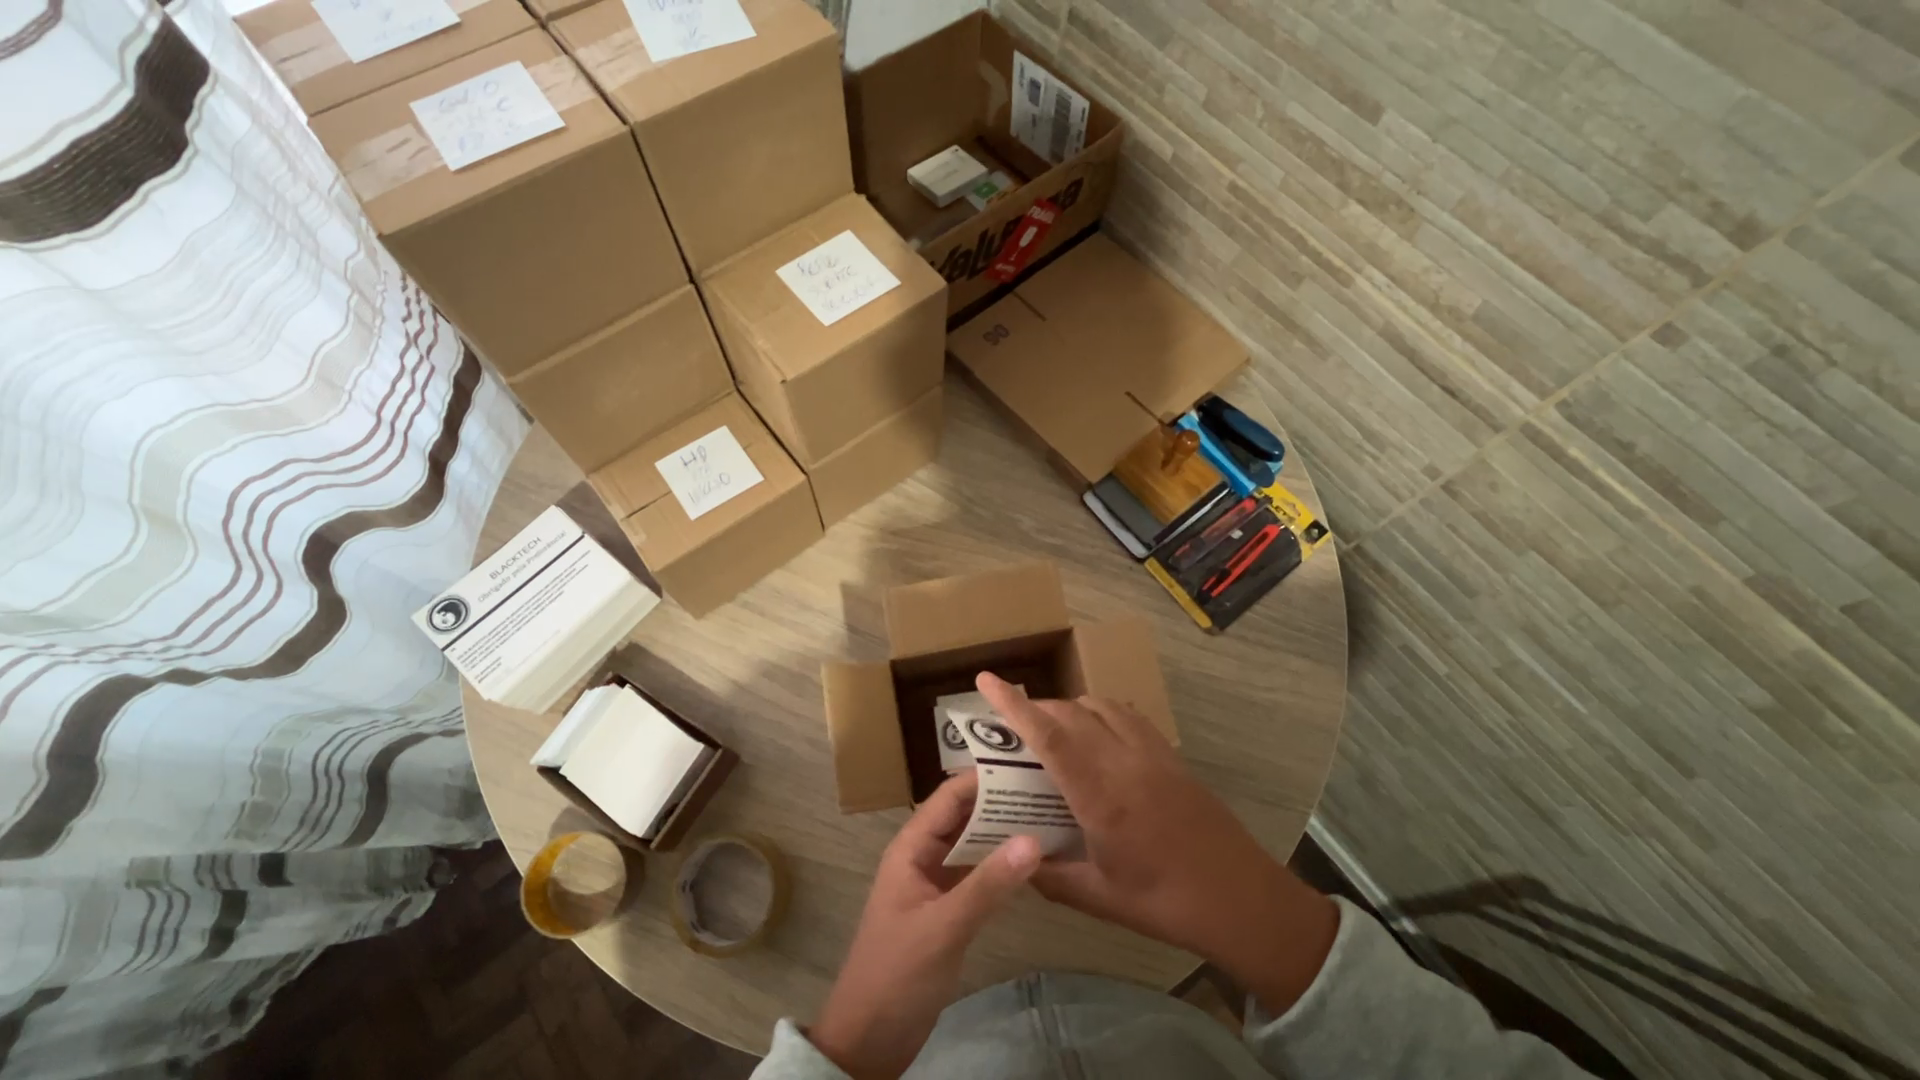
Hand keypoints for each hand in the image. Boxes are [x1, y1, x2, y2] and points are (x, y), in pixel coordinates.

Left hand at [810, 770, 1040, 1077]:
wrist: (870, 1036)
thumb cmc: (897, 973)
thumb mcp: (944, 926)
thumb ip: (988, 884)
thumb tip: (1034, 837)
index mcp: (910, 848)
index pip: (949, 796)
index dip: (984, 776)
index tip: (1029, 762)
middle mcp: (923, 857)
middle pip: (964, 815)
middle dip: (1002, 800)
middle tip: (1052, 786)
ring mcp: (936, 884)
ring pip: (973, 844)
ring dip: (1005, 831)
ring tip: (1052, 813)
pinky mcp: (948, 910)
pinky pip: (977, 874)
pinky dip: (1002, 865)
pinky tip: (1036, 861)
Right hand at [975, 672, 1337, 1013]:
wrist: (1241, 898)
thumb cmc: (1164, 903)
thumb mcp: (1097, 897)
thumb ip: (1048, 874)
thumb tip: (1013, 854)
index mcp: (1100, 797)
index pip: (1048, 736)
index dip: (1013, 705)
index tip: (986, 679)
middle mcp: (1124, 762)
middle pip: (1070, 713)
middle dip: (1034, 708)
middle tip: (1008, 725)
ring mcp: (1153, 754)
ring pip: (1101, 707)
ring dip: (1069, 708)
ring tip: (1051, 732)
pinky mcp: (1172, 756)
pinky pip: (1128, 716)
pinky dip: (1102, 713)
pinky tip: (1096, 737)